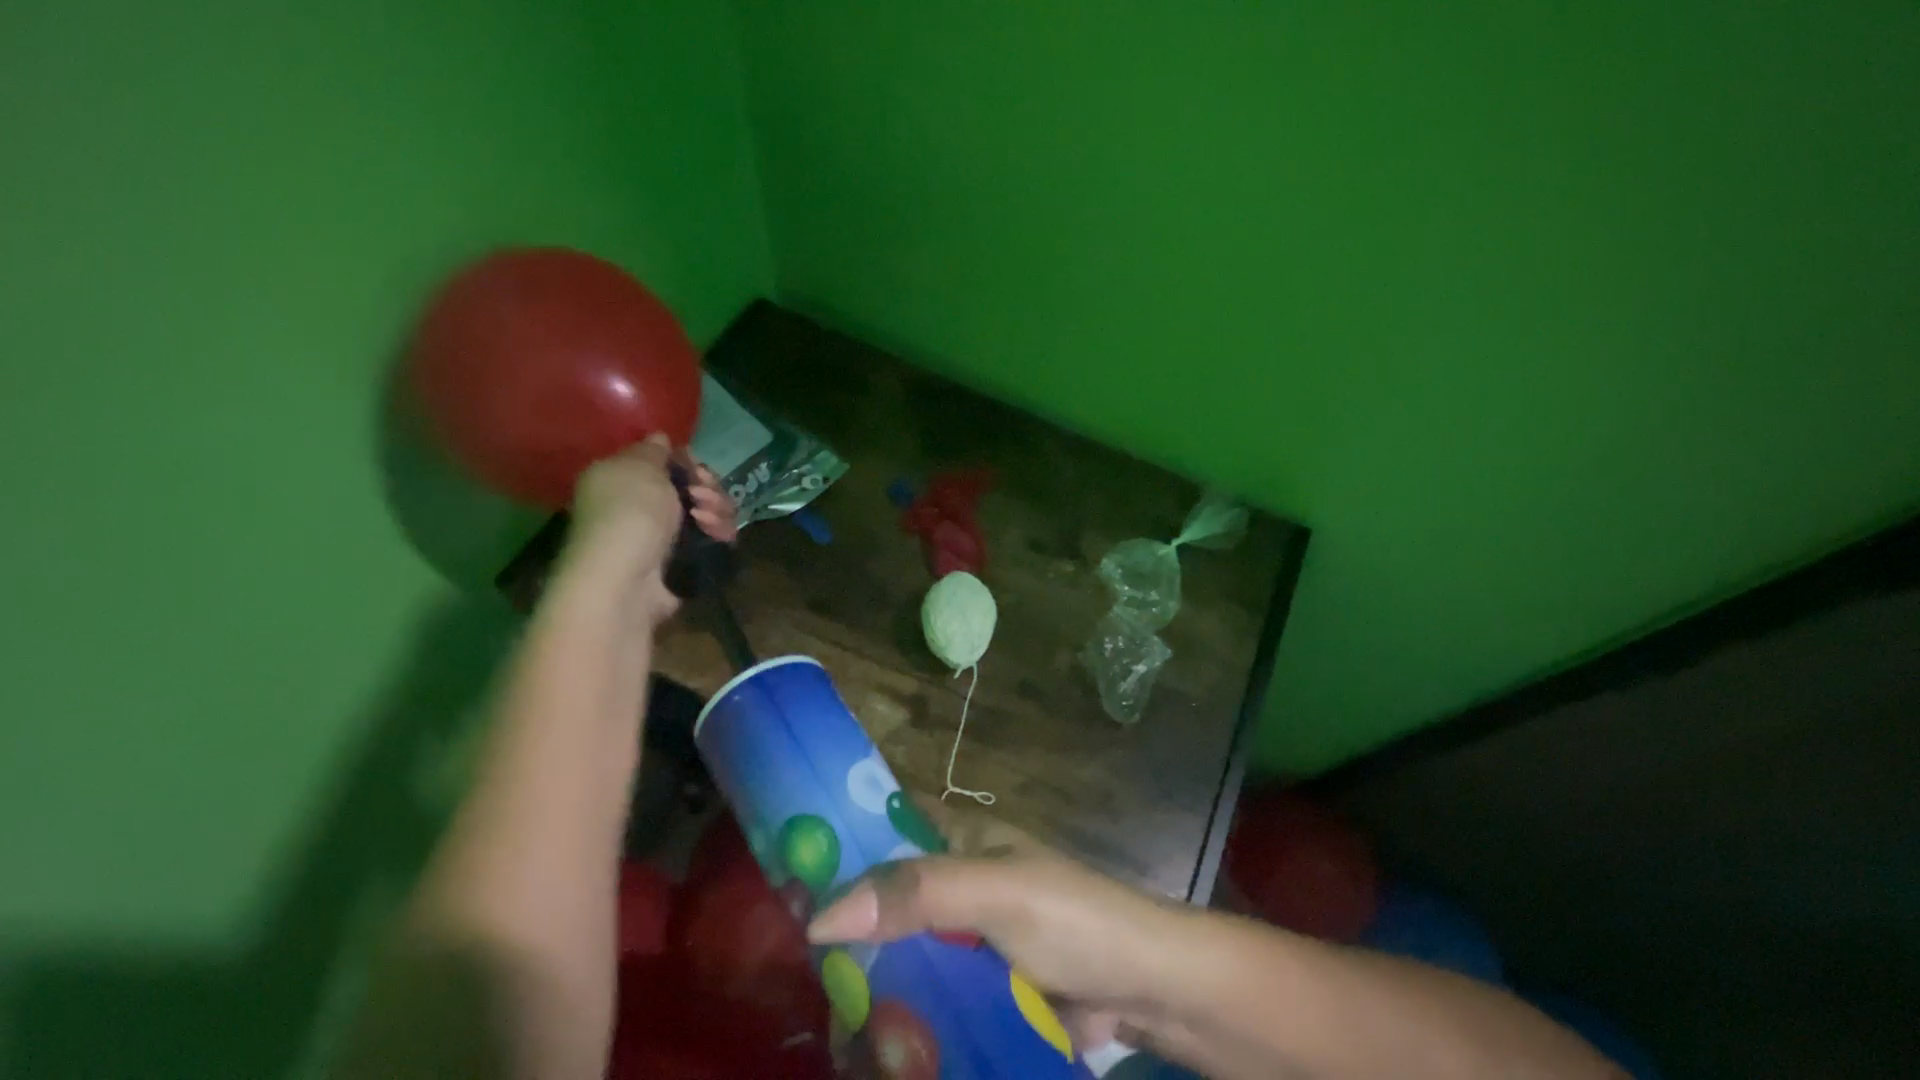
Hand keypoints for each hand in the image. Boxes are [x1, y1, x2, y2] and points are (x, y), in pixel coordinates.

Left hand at [563, 439, 737, 623]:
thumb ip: (654, 450)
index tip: (695, 466)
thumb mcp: (639, 466)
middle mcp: (639, 507)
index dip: (685, 461)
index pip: (663, 463)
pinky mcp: (684, 562)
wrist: (627, 579)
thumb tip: (660, 439)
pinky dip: (718, 532)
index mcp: (620, 480)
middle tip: (702, 493)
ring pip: (706, 512)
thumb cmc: (628, 513)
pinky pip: (712, 539)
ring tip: (706, 518)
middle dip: (706, 486)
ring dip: (715, 509)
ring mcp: (663, 536)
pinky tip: (715, 533)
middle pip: (690, 487)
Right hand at [806, 799, 1191, 1051]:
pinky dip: (904, 1021)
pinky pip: (925, 1000)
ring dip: (873, 989)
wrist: (1149, 986)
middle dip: (847, 937)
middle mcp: (954, 884)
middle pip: (880, 903)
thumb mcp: (996, 891)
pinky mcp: (977, 989)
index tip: (786, 885)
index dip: (834, 845)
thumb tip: (821, 914)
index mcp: (958, 841)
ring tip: (846, 1022)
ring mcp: (965, 941)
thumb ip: (917, 892)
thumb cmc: (1075, 919)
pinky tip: (879, 1045)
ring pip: (897, 957)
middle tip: (807, 974)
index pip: (880, 827)